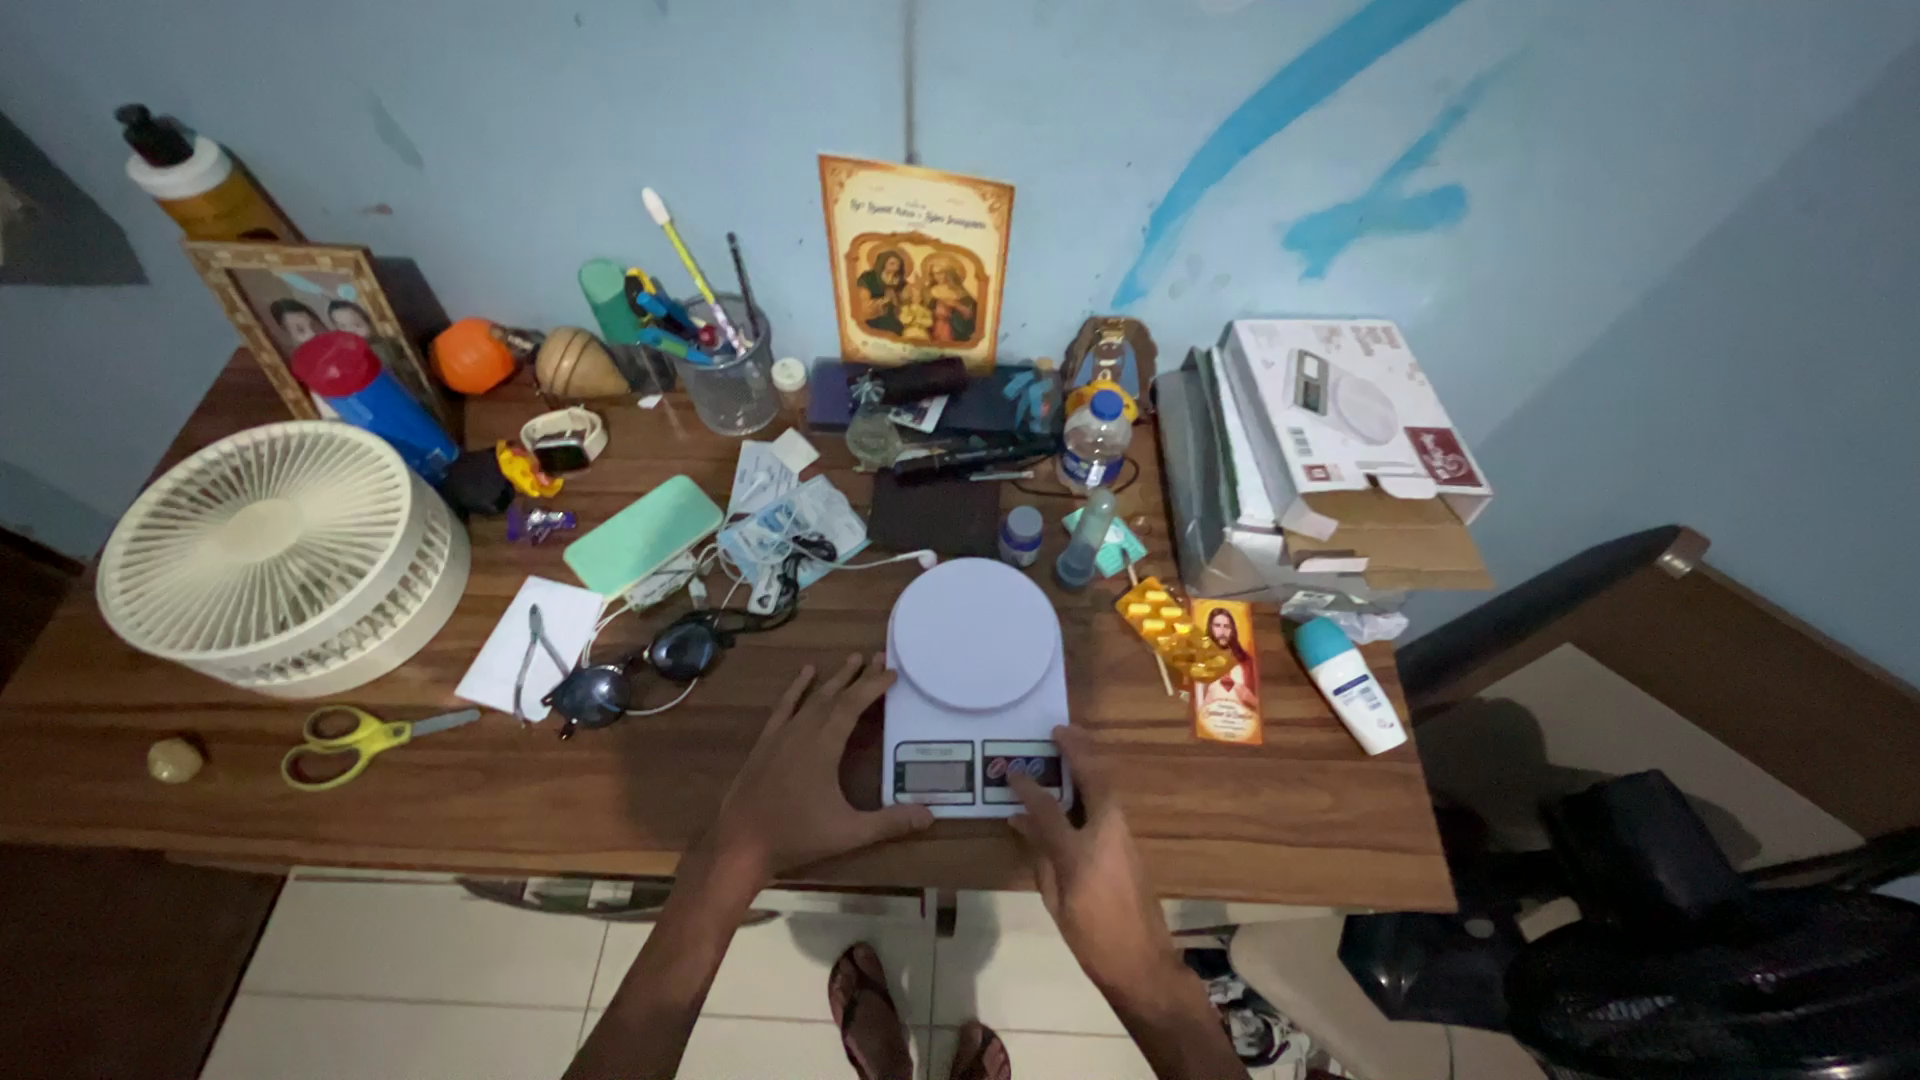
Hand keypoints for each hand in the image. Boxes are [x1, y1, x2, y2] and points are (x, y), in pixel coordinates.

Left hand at [706, 654, 933, 881]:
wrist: (739, 844)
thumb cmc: (796, 836)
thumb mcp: (848, 832)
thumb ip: (889, 822)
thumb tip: (930, 816)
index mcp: (824, 744)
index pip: (853, 705)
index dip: (874, 686)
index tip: (892, 672)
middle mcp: (803, 730)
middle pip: (835, 694)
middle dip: (859, 676)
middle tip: (879, 658)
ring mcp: (782, 734)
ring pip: (813, 697)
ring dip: (834, 678)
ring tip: (852, 659)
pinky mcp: (766, 742)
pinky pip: (785, 706)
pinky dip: (797, 688)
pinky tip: (805, 673)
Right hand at [1009, 725, 1181, 998]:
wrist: (1142, 963)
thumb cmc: (1090, 937)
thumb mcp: (1054, 897)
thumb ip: (1039, 853)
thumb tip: (1020, 820)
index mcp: (1079, 852)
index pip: (1047, 807)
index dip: (1027, 786)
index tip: (1011, 769)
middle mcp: (1106, 834)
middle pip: (1093, 779)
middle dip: (1077, 750)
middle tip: (1059, 730)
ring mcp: (1123, 836)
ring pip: (1107, 787)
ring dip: (1089, 762)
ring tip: (1070, 743)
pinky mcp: (1130, 843)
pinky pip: (1110, 803)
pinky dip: (1095, 784)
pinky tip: (1080, 783)